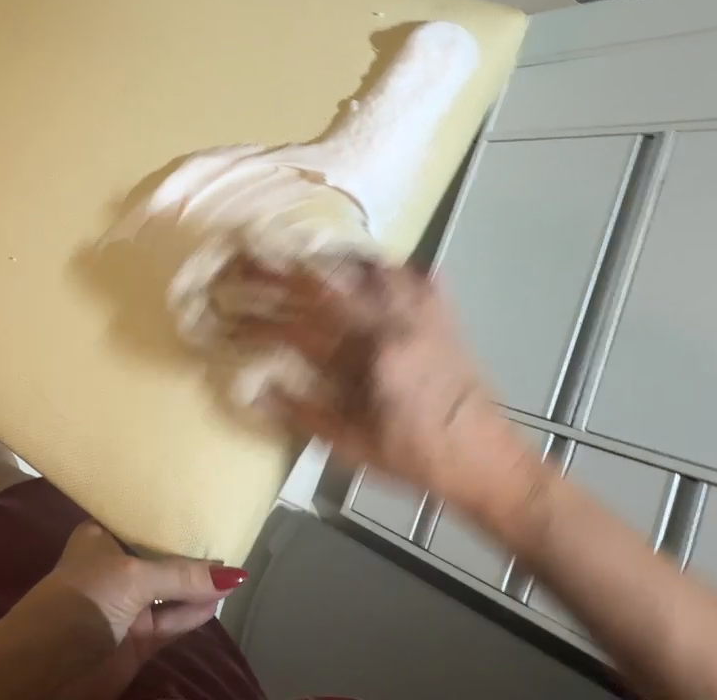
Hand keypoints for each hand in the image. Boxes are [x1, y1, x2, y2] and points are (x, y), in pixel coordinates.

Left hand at [21, 524, 242, 698]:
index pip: (138, 519)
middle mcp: (114, 566)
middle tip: (227, 533)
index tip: (200, 502)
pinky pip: (172, 620)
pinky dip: (194, 612)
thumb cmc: (84, 599)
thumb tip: (236, 575)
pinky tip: (219, 598)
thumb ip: (181, 575)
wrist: (49, 667)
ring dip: (196, 584)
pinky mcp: (139, 638)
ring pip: (169, 590)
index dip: (166, 514)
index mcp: (100, 536)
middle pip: (158, 556)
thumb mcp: (132, 577)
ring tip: (233, 569)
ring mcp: (127, 604)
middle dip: (187, 550)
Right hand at [214, 255, 543, 516]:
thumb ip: (302, 413)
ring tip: (292, 254)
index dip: (254, 319)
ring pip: (361, 264)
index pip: (295, 326)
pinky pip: (403, 270)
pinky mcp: (441, 311)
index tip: (225, 315)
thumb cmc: (418, 459)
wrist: (492, 463)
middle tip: (243, 260)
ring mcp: (421, 310)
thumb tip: (254, 390)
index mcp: (369, 356)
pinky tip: (355, 264)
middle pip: (320, 283)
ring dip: (321, 257)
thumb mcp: (352, 447)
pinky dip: (372, 262)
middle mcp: (394, 321)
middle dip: (274, 272)